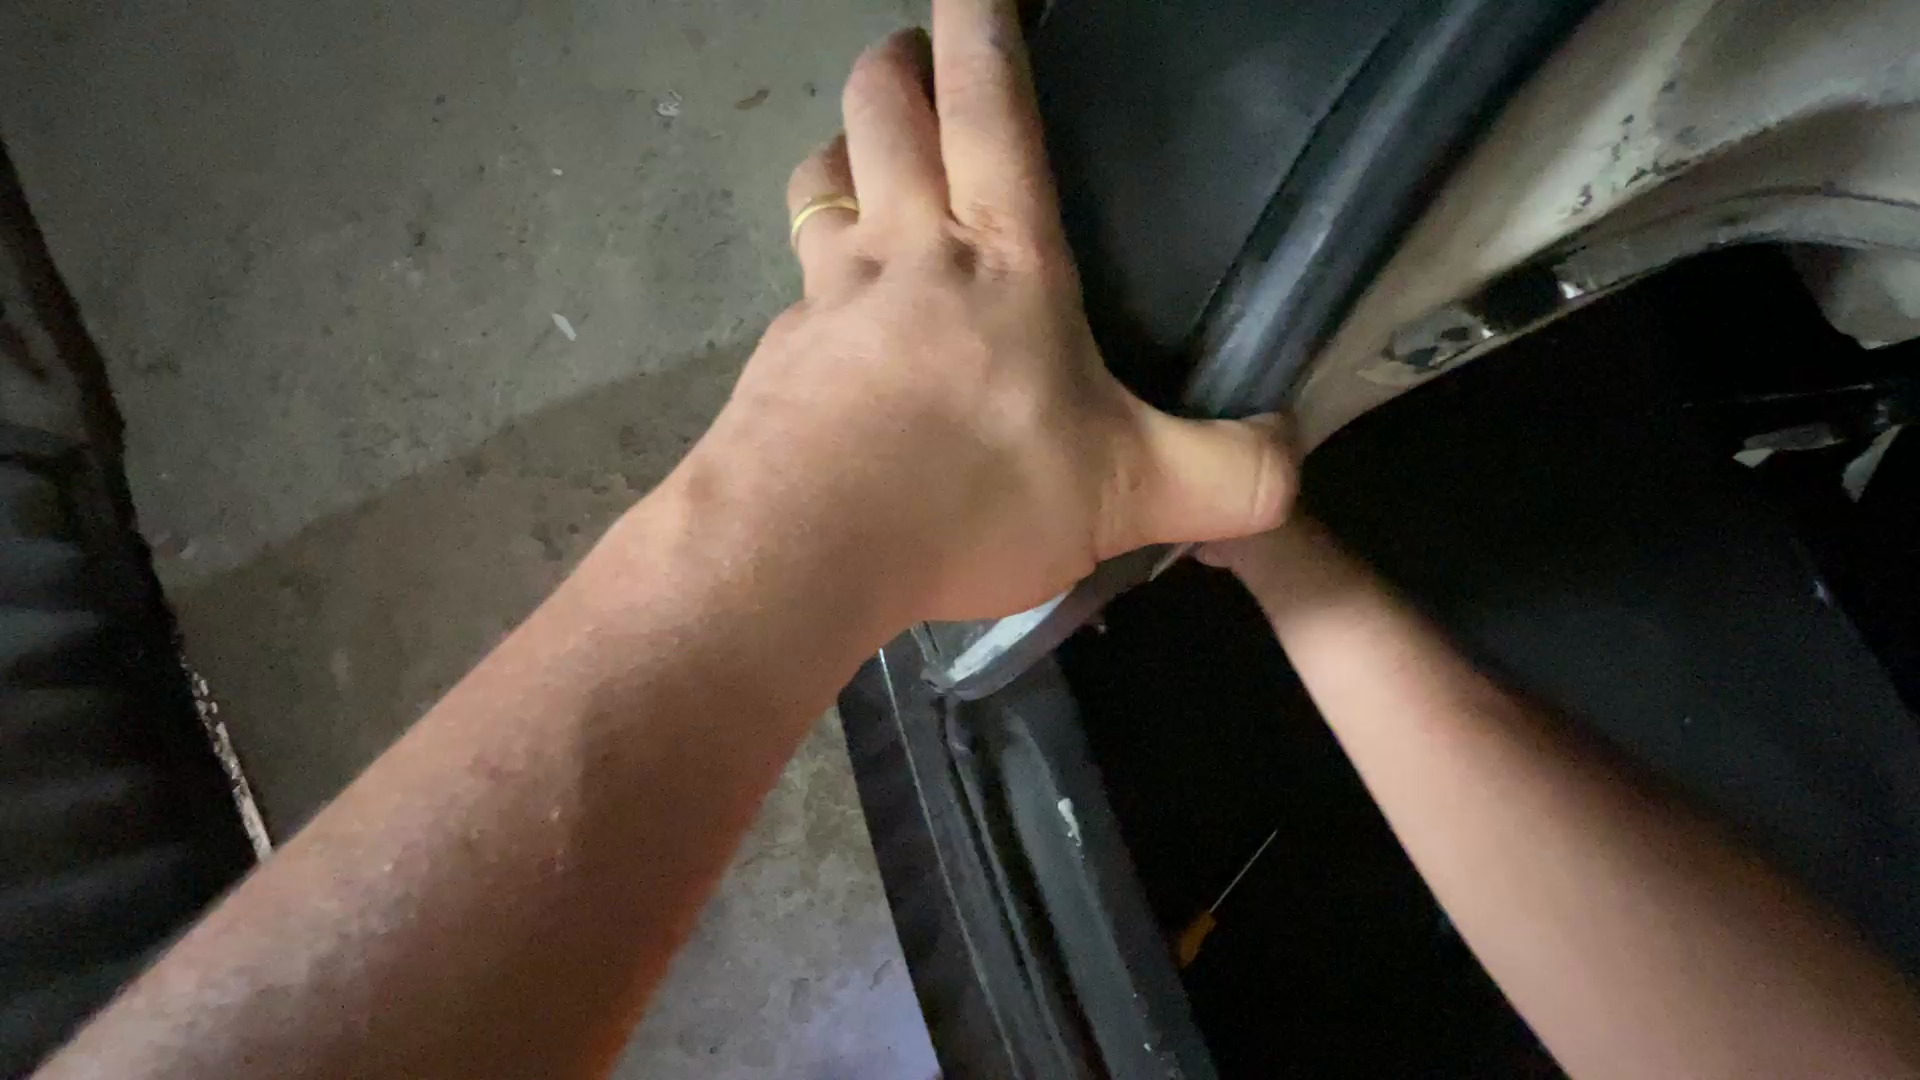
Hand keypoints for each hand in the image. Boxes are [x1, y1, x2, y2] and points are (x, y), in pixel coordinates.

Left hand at [676, 1, 1296, 623]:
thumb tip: (1288, 459)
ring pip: (819, 182)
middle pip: (880, 108)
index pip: (988, 101)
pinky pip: (791, 292)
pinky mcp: (774, 360)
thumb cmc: (974, 501)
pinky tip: (832, 333)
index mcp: (999, 258)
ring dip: (841, 157)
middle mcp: (899, 252)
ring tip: (866, 176)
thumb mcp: (1129, 497)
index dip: (980, 23)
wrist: (810, 550)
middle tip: (916, 70)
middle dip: (897, 67)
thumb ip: (1227, 477)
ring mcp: (822, 301)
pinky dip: (812, 286)